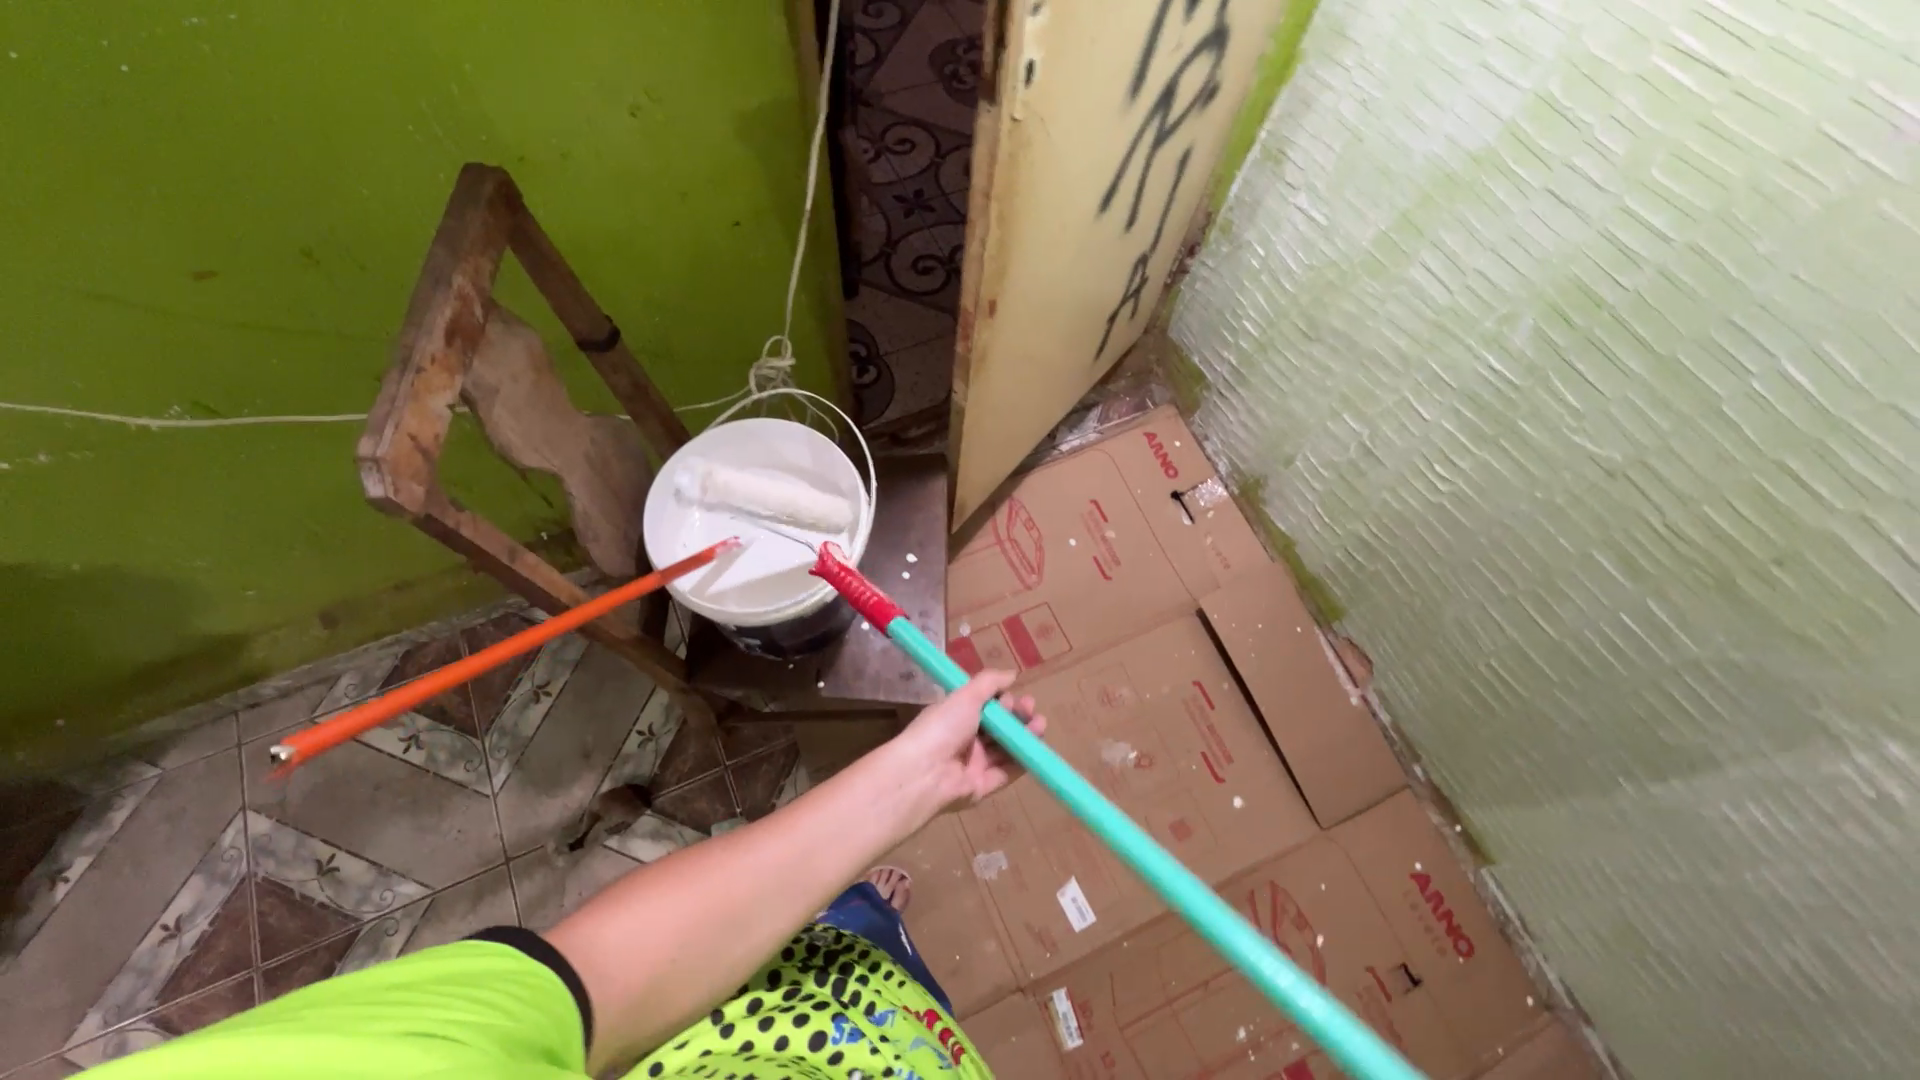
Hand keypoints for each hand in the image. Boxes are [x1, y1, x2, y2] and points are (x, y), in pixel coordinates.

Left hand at [892, 670, 1046, 817]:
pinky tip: (1035, 749)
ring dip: (1024, 736)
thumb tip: (1011, 674)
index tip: (1012, 698)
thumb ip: (990, 682)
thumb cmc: (943, 726)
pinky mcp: (983, 786)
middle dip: (1018, 717)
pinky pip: (1007, 772)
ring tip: (1040, 725)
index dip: (1003, 701)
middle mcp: (966, 739)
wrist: (925, 771)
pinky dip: (1022, 761)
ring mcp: (975, 764)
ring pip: (1006, 748)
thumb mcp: (965, 695)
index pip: (987, 707)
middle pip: (999, 727)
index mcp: (958, 716)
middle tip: (1030, 710)